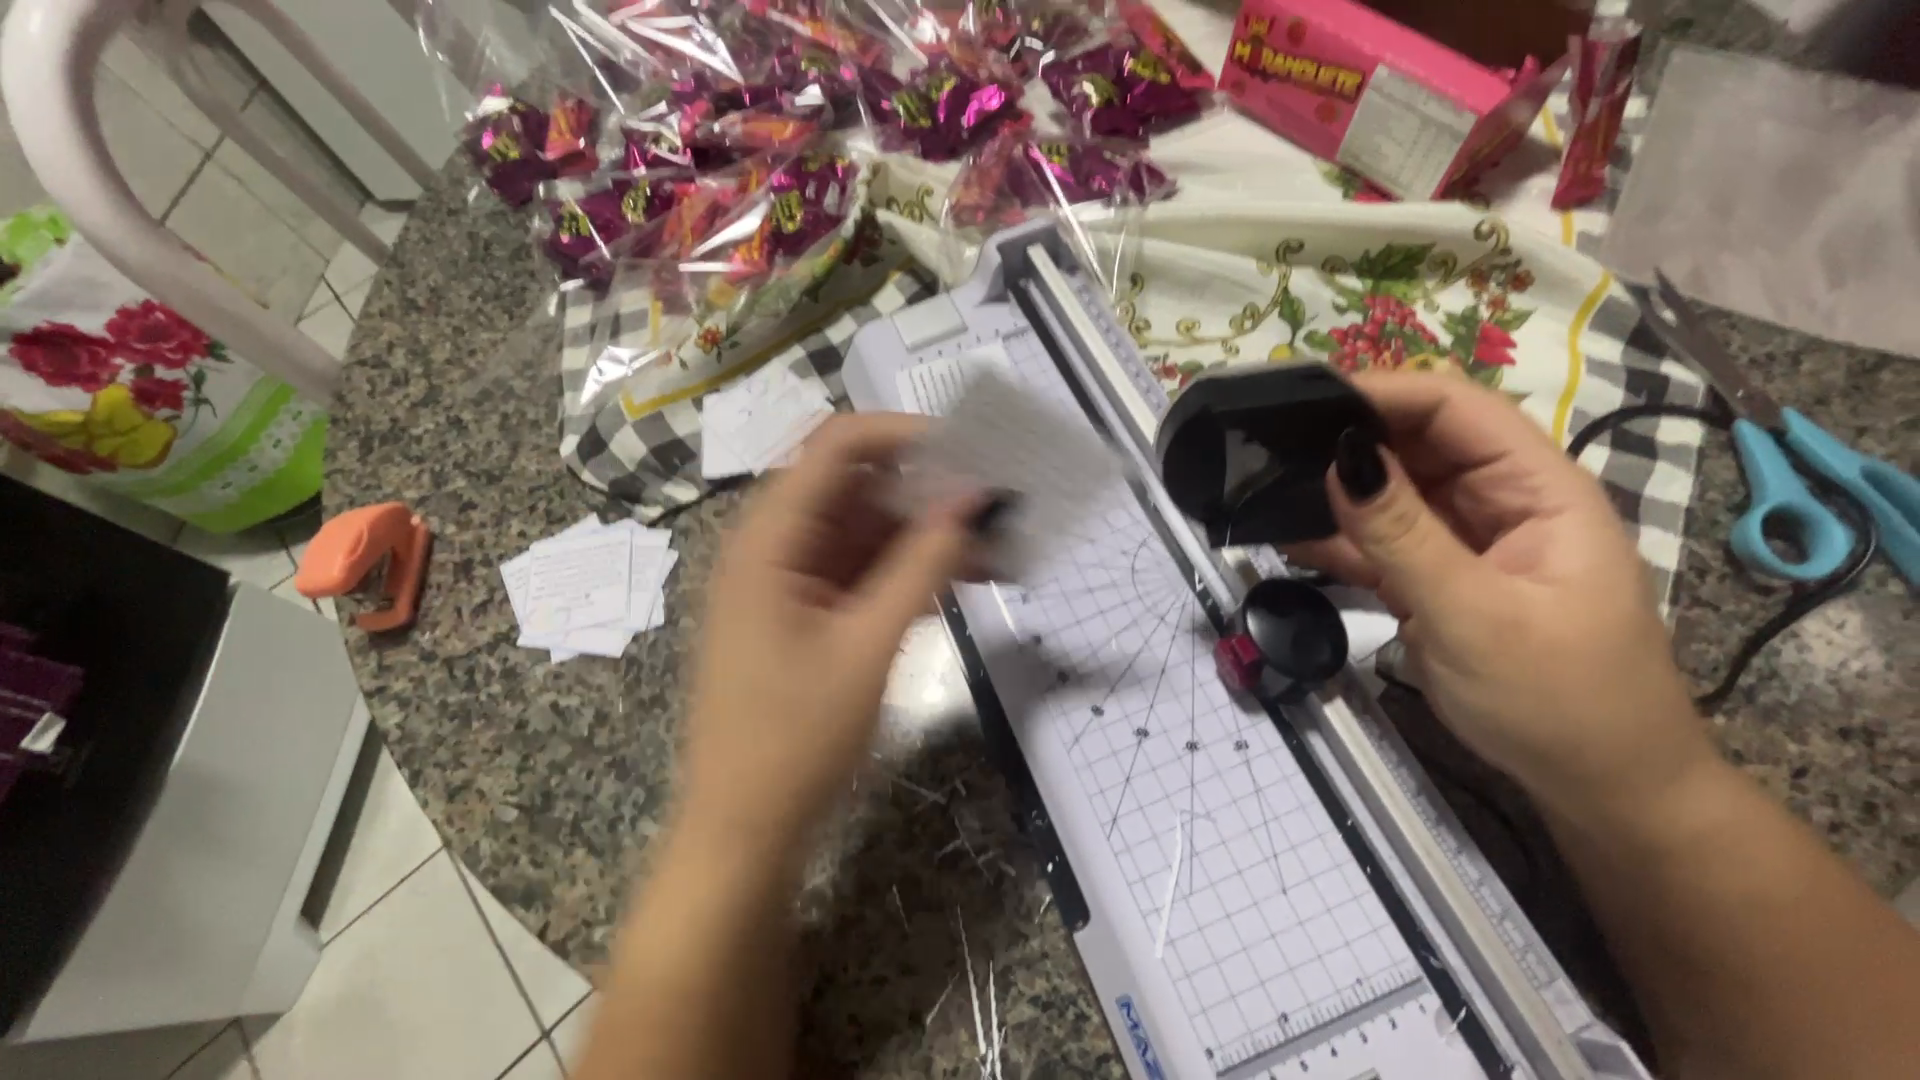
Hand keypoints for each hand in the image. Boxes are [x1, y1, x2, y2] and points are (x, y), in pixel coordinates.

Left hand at [679, 414, 980, 861]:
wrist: (744, 830)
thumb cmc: (795, 740)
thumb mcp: (868, 646)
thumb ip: (923, 564)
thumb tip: (973, 496)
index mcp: (769, 537)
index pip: (837, 446)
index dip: (906, 435)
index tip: (974, 451)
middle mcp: (776, 546)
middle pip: (858, 487)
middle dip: (930, 490)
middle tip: (1002, 502)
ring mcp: (792, 582)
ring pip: (868, 532)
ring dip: (929, 536)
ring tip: (1003, 548)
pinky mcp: (809, 615)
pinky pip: (865, 573)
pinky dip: (911, 573)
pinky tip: (968, 581)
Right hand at [1287, 373, 1715, 819]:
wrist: (1599, 787)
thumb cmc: (1557, 698)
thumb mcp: (1473, 614)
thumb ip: (1402, 535)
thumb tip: (1339, 457)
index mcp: (1537, 489)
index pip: (1456, 409)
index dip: (1383, 392)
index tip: (1302, 396)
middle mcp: (1501, 502)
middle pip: (1418, 443)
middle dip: (1347, 435)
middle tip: (1265, 439)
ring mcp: (1466, 543)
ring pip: (1392, 493)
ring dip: (1334, 487)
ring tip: (1261, 479)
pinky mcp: (1439, 581)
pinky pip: (1381, 543)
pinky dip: (1337, 539)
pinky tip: (1284, 533)